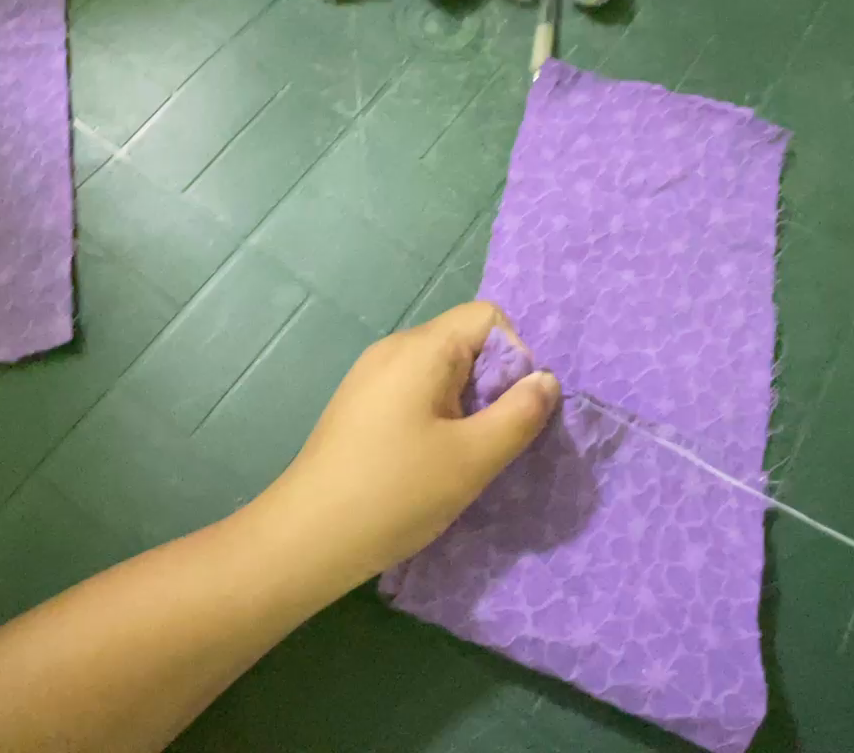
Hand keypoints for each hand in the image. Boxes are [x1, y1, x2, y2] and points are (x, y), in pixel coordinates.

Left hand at [253, 302, 560, 583]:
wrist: (307, 538)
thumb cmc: (396, 493)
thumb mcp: (473, 458)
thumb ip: (519, 414)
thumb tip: (546, 379)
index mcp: (421, 349)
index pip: (488, 317)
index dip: (516, 356)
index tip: (513, 410)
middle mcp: (394, 349)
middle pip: (465, 341)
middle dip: (493, 384)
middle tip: (492, 440)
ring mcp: (372, 375)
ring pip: (442, 370)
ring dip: (467, 404)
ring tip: (463, 455)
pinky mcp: (361, 403)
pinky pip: (415, 389)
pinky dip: (438, 414)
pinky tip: (430, 460)